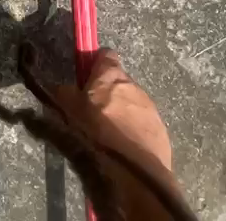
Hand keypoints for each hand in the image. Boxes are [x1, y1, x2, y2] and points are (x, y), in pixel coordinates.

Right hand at [52, 50, 177, 195]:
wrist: (133, 170)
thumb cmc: (97, 131)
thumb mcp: (69, 109)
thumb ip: (64, 92)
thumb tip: (64, 88)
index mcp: (111, 74)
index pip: (105, 54)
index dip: (95, 63)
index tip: (87, 76)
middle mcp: (134, 85)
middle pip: (119, 81)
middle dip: (108, 92)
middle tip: (94, 110)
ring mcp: (151, 109)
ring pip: (132, 103)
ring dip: (122, 112)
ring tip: (110, 133)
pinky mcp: (161, 131)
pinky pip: (144, 124)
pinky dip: (134, 130)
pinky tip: (124, 146)